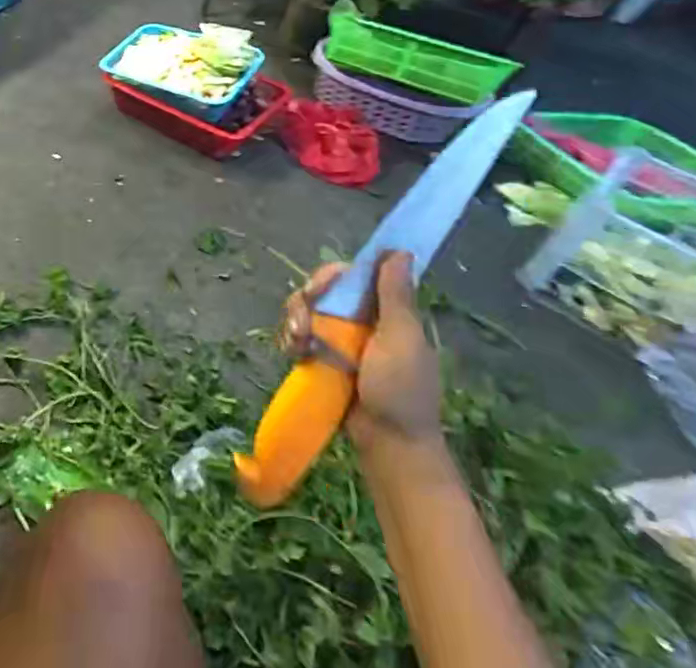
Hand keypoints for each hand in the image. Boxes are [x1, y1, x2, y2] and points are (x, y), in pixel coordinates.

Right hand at [281, 252, 440, 453]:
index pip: (353, 275)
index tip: (322, 287)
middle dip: (308, 299)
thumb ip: (395, 296)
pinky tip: (295, 353)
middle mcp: (361, 320)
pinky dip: (293, 341)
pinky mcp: (324, 361)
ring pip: (308, 312)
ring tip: (297, 342)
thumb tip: (401, 251)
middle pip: (324, 291)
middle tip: (302, 320)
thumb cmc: (401, 390)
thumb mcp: (402, 339)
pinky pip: (301, 338)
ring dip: (296, 320)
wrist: (389, 445)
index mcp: (384, 310)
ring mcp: (340, 342)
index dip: (333, 275)